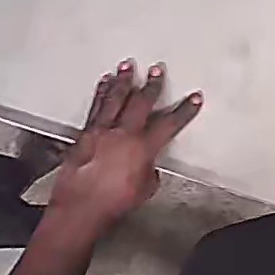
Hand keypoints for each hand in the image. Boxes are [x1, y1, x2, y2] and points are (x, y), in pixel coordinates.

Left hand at [49, 61, 202, 230]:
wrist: (80, 208)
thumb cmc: (112, 203)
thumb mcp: (144, 190)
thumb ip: (149, 172)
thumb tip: (148, 166)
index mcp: (143, 148)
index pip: (169, 124)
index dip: (184, 110)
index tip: (194, 98)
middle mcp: (123, 134)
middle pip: (141, 102)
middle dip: (152, 85)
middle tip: (157, 70)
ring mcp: (102, 131)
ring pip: (115, 99)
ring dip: (124, 81)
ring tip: (128, 66)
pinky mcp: (85, 134)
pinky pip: (96, 107)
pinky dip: (101, 93)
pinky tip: (104, 83)